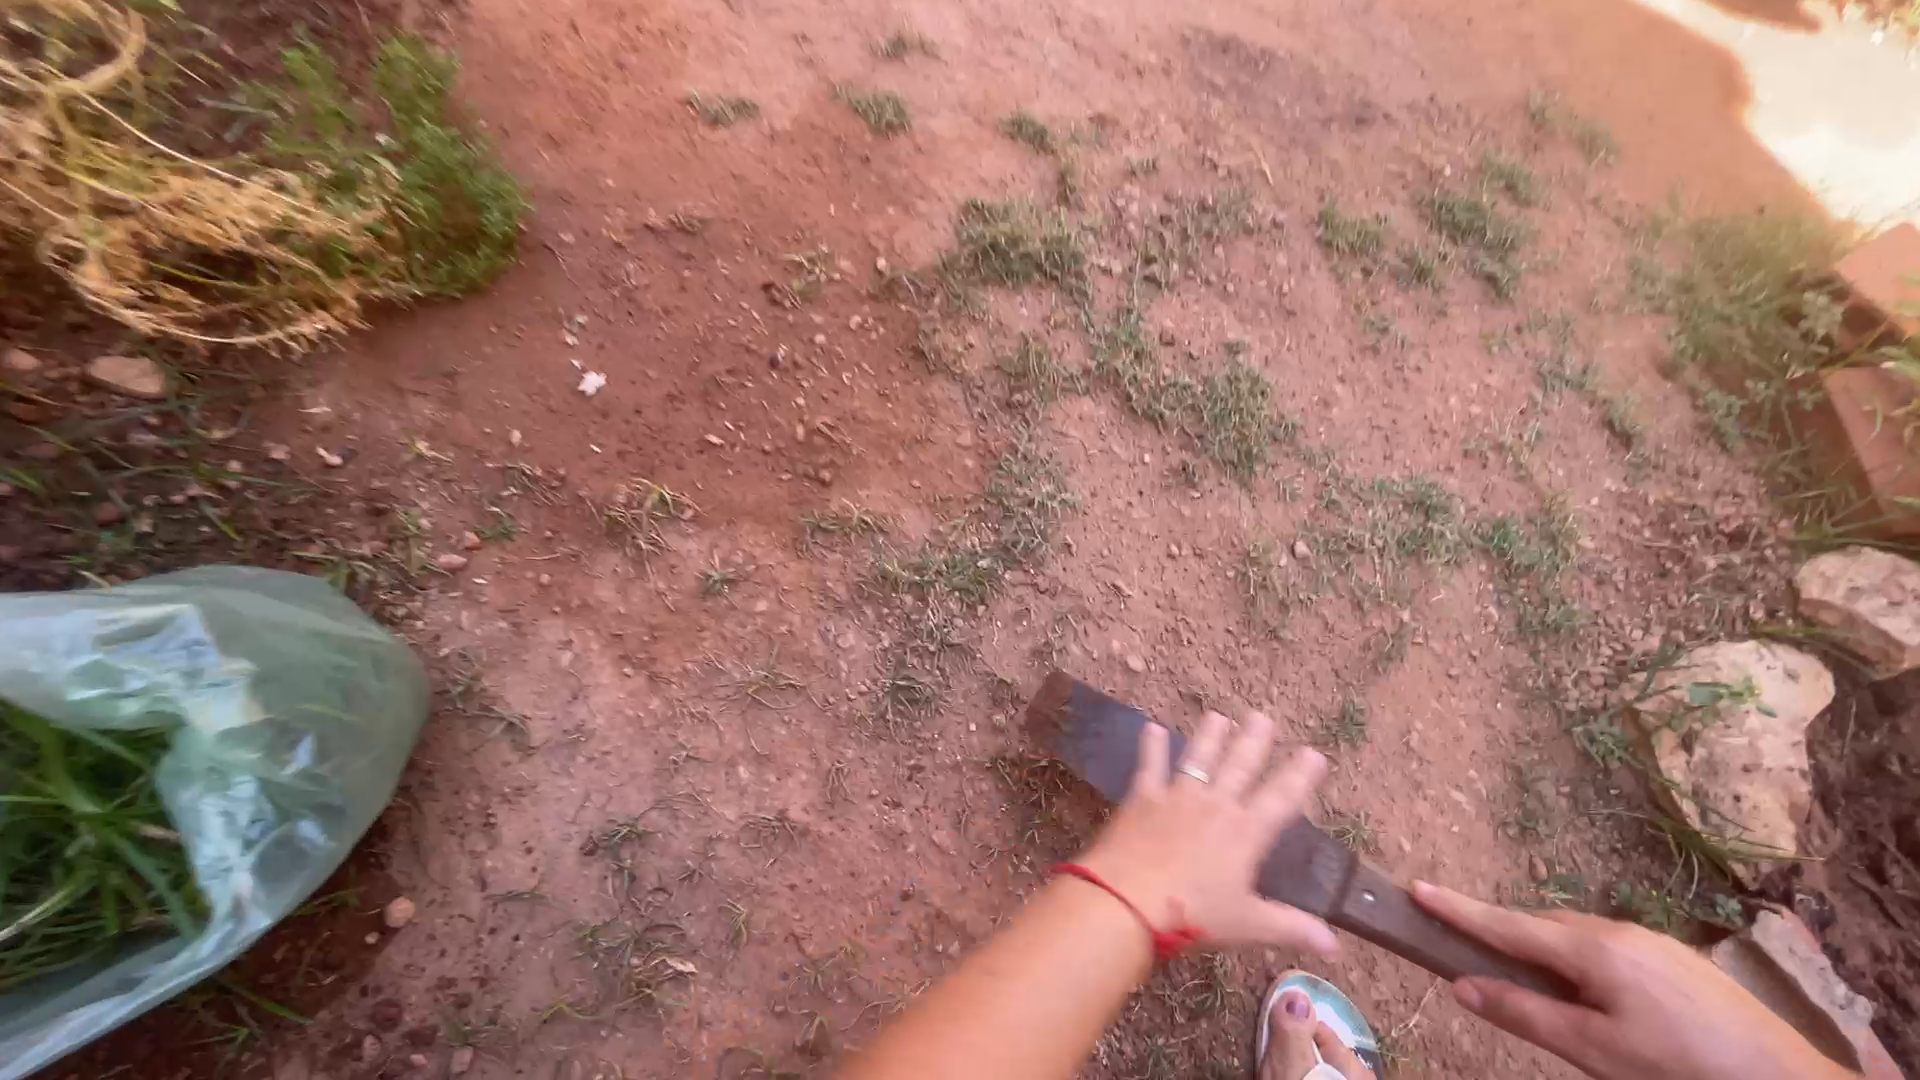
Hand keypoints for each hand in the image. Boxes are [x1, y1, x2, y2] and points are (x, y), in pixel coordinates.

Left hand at [1074, 709, 1337, 955]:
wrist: (1128, 900)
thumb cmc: (1192, 916)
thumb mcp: (1247, 924)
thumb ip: (1290, 927)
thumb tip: (1335, 946)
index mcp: (1244, 833)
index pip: (1280, 799)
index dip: (1299, 776)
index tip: (1314, 752)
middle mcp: (1214, 806)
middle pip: (1239, 766)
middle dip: (1253, 741)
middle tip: (1262, 716)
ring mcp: (1177, 797)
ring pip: (1198, 758)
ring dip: (1209, 736)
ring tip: (1217, 716)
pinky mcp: (1143, 798)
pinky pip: (1149, 766)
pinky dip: (1151, 747)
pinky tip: (1149, 727)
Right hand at [1412, 881, 1858, 1079]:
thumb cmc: (1686, 1073)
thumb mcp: (1598, 1054)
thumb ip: (1526, 1014)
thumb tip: (1460, 985)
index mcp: (1591, 950)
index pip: (1505, 924)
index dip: (1458, 908)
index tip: (1416, 886)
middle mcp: (1616, 930)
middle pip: (1541, 927)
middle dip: (1506, 939)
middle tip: (1483, 966)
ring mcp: (1653, 941)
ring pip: (1577, 937)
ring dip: (1549, 955)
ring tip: (1550, 998)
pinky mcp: (1680, 959)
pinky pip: (1610, 948)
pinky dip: (1584, 963)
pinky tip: (1604, 1002)